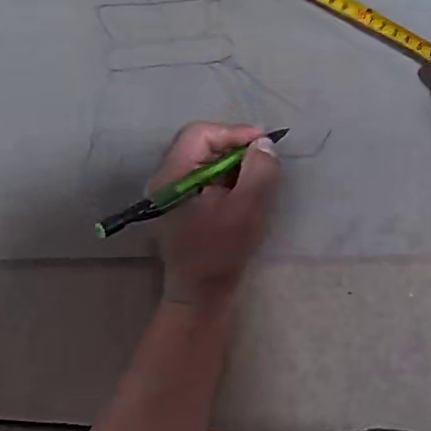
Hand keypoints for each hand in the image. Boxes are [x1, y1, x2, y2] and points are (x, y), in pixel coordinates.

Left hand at [148, 122, 281, 311]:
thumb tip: (263, 144)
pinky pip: (206, 177)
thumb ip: (258, 171)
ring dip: (233, 162)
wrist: (200, 298)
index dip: (233, 133)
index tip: (264, 143)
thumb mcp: (246, 210)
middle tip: (262, 156)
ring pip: (205, 159)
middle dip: (234, 146)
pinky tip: (245, 189)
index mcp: (172, 176)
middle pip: (201, 143)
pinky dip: (227, 176)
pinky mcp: (183, 204)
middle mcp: (166, 178)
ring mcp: (173, 192)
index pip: (200, 134)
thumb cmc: (220, 254)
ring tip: (257, 173)